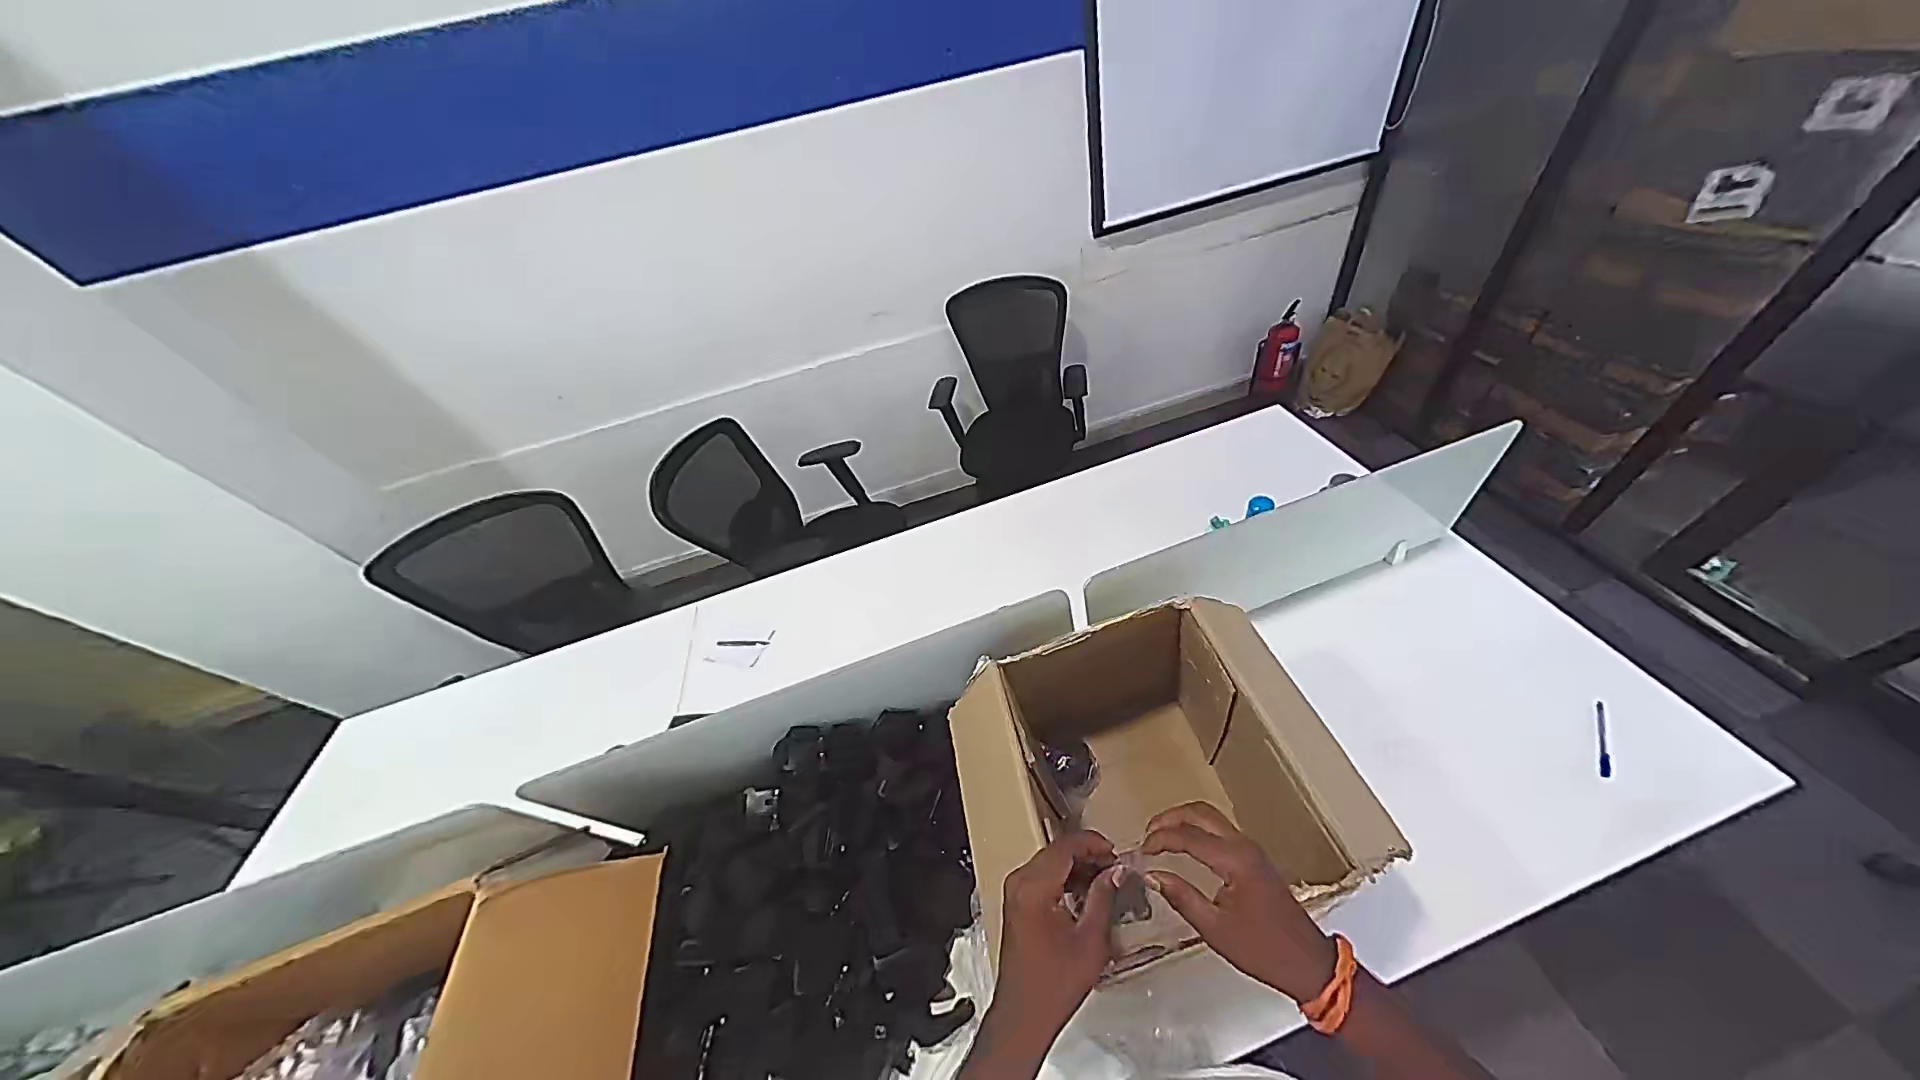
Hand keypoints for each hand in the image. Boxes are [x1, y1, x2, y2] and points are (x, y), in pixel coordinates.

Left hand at [988, 831, 1121, 1043]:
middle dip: (1087, 854)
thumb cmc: (1054, 984)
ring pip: (1049, 862)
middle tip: (1113, 865)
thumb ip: (1103, 898)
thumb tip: (1114, 871)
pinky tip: (1084, 892)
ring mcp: (1015, 891)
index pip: (1064, 847)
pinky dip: (1063, 877)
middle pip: (1055, 852)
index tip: (1114, 851)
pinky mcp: (1016, 901)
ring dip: (1076, 865)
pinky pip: (1042, 876)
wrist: (1024, 1014)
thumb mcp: (1090, 940)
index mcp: (1033, 887)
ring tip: (1104, 878)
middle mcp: (1019, 883)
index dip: (1092, 844)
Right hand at [1141, 801, 1337, 1002]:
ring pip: (1210, 816)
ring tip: (1160, 836)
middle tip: (1148, 834)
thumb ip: (1181, 897)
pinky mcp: (1253, 857)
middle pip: (1200, 812)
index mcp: (1235, 860)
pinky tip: (1185, 844)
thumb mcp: (1216, 930)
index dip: (1160, 839)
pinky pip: (1219, 829)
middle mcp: (1243, 846)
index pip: (1187, 836)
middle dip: (1169, 818)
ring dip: (1183, 820)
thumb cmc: (1264, 951)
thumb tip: (1153, 876)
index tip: (1142, 851)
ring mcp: (1251, 849)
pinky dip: (1197, 828)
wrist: (1309, 963)